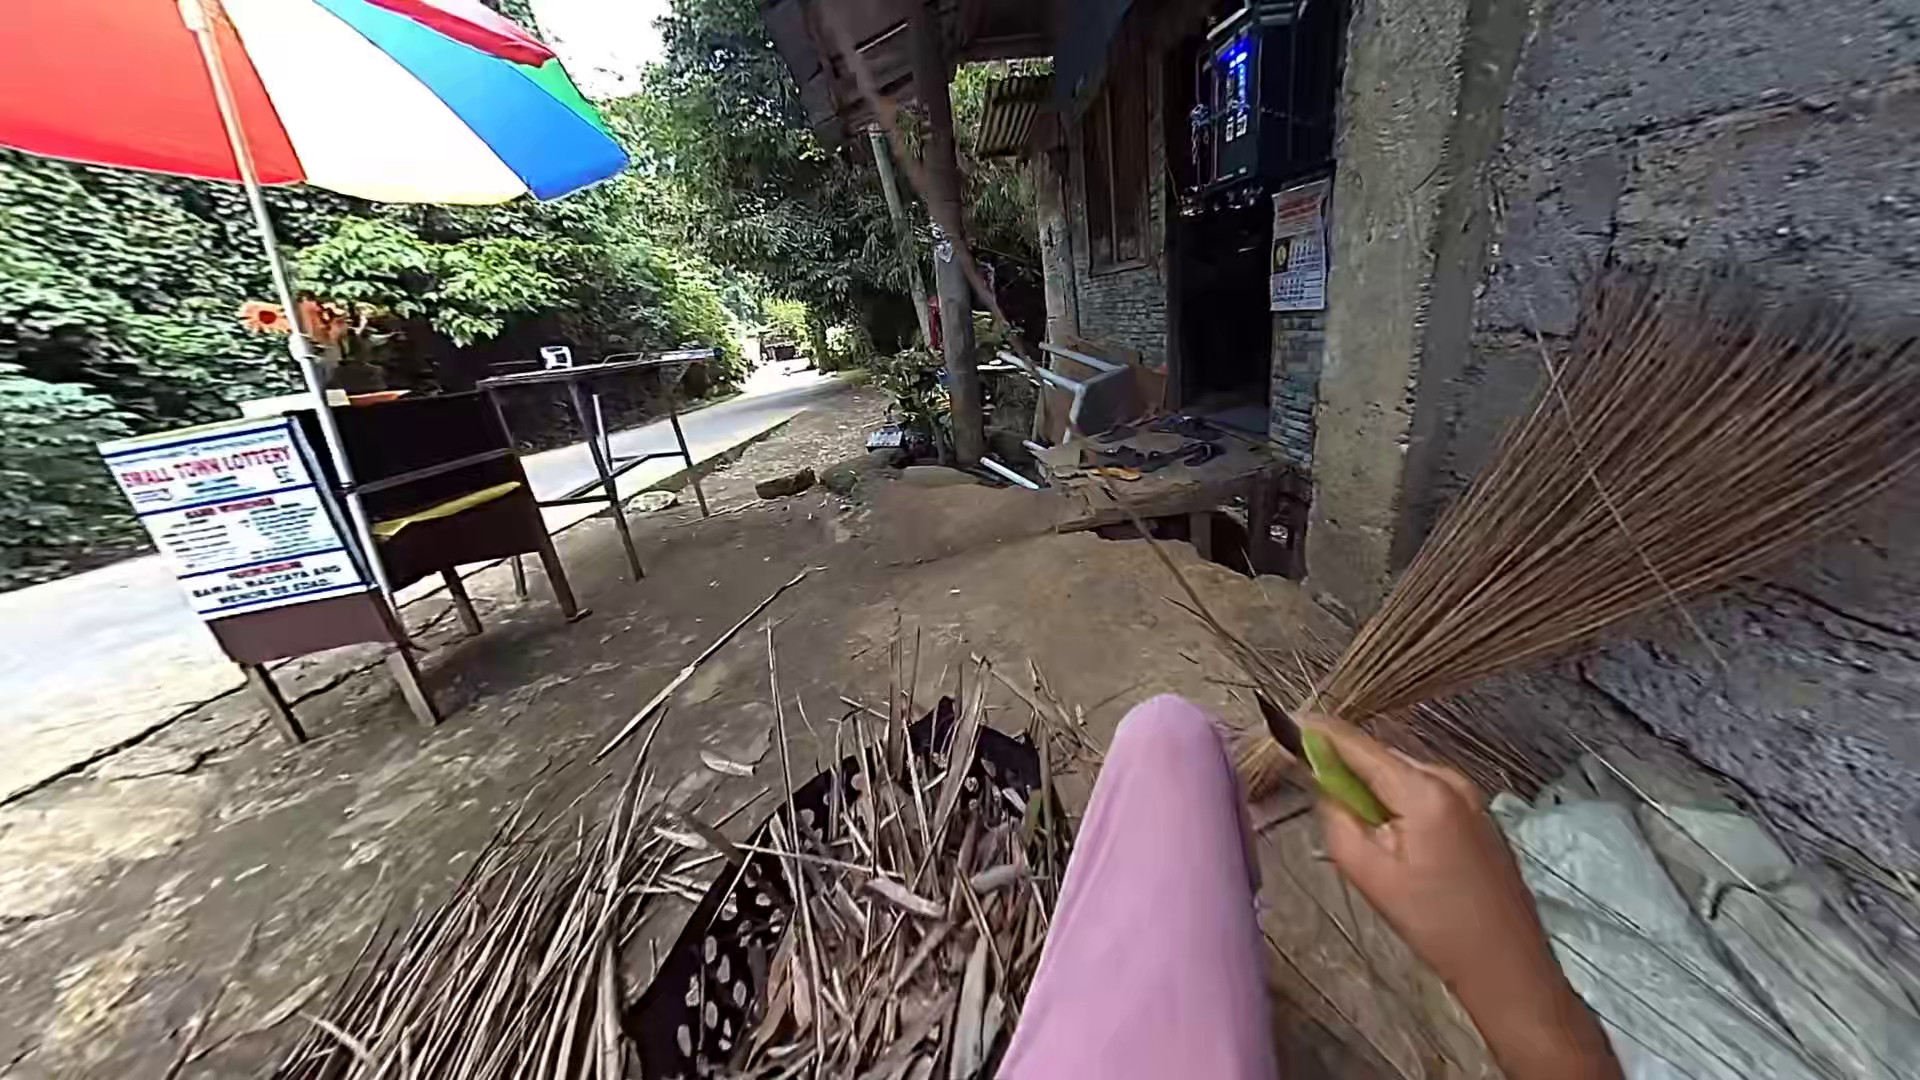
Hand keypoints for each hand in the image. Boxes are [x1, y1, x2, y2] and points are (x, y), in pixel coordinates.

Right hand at [1304, 717, 1620, 1079]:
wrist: (1512, 973)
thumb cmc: (1433, 923)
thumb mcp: (1363, 867)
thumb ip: (1331, 809)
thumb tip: (1314, 773)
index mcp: (1423, 790)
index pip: (1354, 742)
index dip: (1313, 729)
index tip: (1280, 721)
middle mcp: (1449, 778)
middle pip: (1374, 753)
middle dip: (1339, 762)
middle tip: (1310, 784)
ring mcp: (1467, 792)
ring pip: (1393, 769)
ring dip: (1364, 782)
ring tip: (1353, 820)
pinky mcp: (1473, 809)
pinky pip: (1414, 785)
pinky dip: (1389, 794)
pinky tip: (1386, 830)